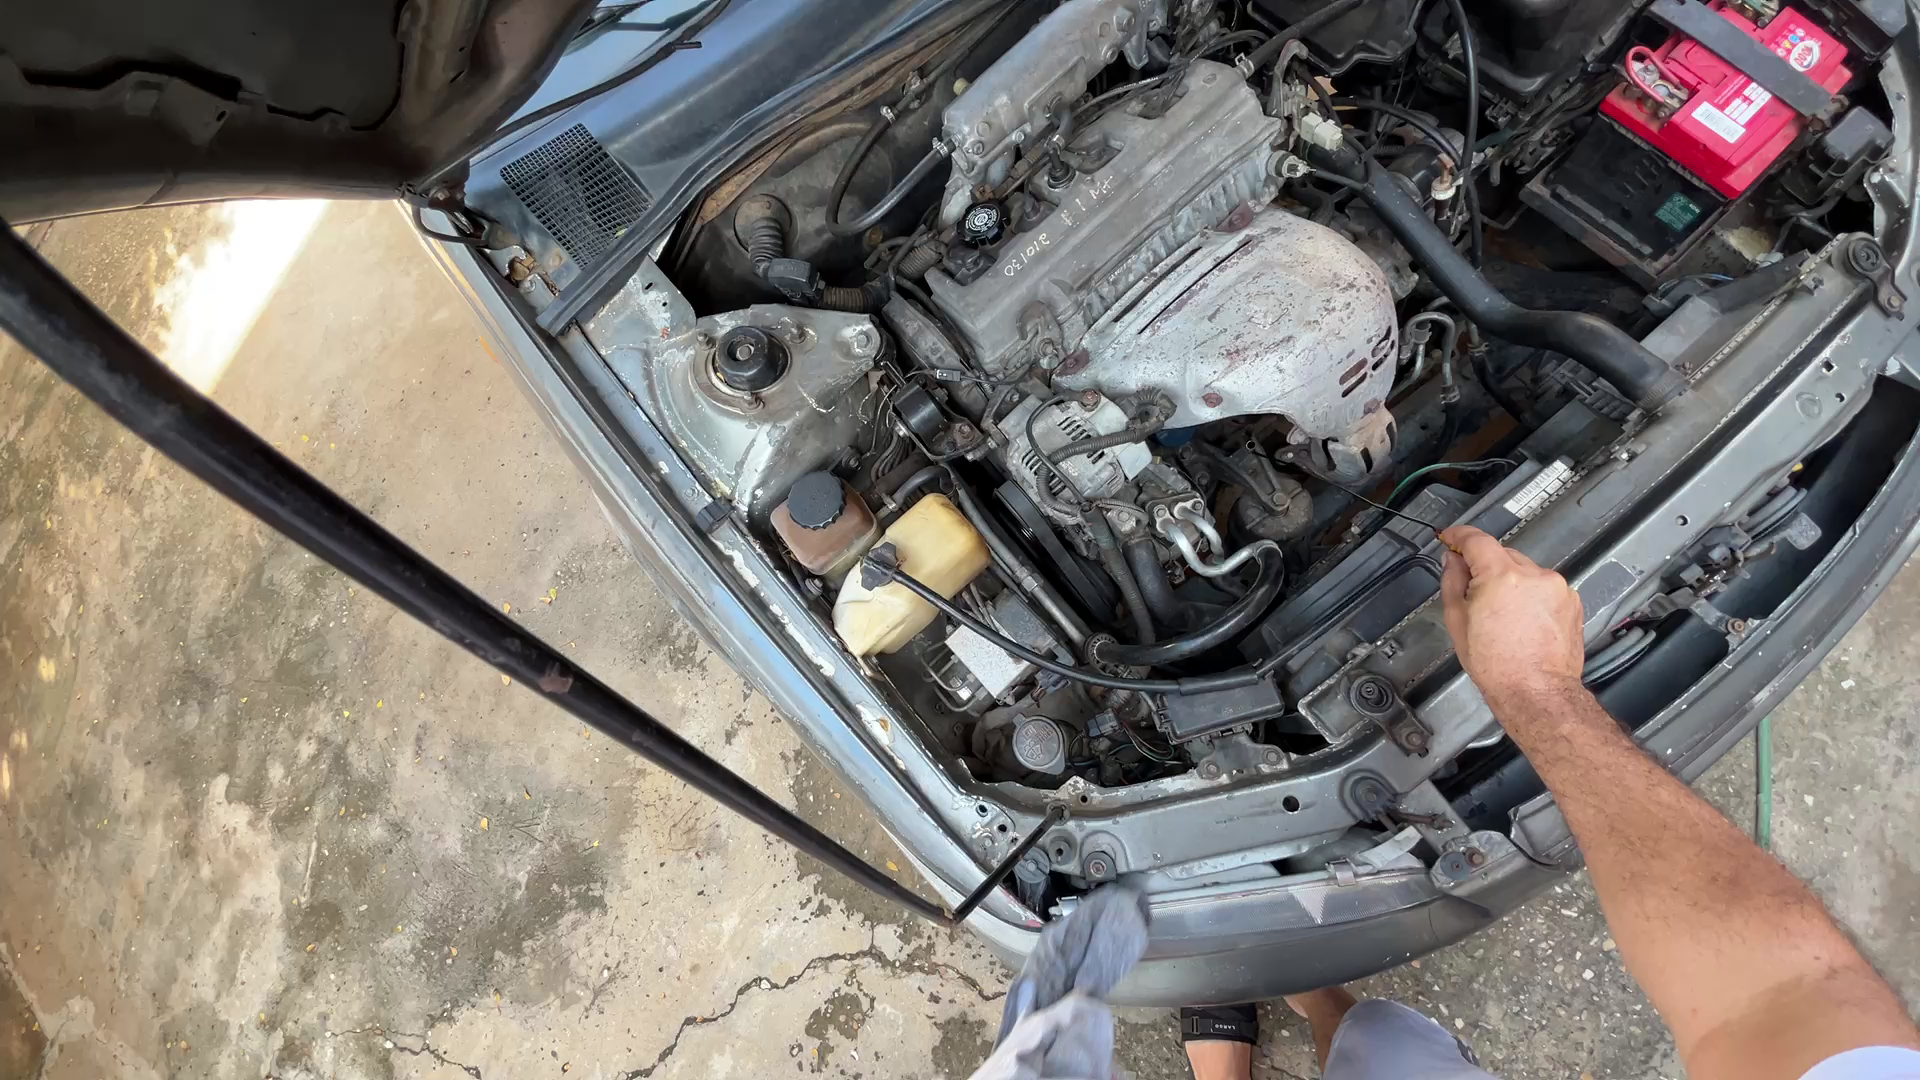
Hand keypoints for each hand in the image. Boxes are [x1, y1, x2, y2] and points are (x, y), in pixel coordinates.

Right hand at [1439, 525, 1585, 705]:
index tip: (1450, 537)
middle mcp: (1535, 575)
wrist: (1535, 689)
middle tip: (1467, 584)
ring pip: (1523, 569)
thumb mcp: (1457, 618)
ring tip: (1496, 609)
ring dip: (1507, 578)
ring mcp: (1557, 588)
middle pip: (1501, 553)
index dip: (1458, 535)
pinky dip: (1527, 592)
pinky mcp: (1571, 601)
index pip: (1477, 540)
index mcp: (1502, 577)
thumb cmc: (1497, 662)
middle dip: (1483, 564)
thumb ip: (1453, 581)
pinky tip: (1517, 616)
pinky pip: (1542, 585)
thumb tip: (1454, 562)